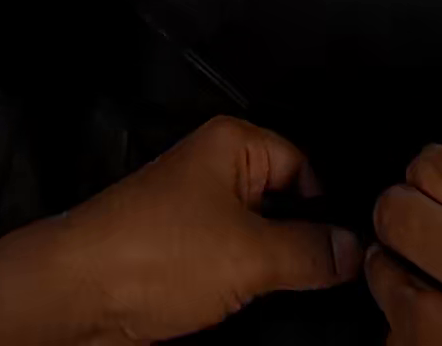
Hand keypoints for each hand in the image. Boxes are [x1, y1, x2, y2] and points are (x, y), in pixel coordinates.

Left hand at [51, 115, 362, 342]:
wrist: (87, 290)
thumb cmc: (156, 251)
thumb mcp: (249, 255)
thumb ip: (309, 251)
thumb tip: (354, 248)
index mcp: (233, 143)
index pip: (304, 162)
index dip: (329, 202)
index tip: (354, 247)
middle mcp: (218, 166)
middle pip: (285, 195)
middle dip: (306, 234)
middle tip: (335, 277)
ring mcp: (202, 205)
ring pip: (264, 229)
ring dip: (281, 260)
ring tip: (299, 289)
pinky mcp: (190, 242)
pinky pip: (240, 251)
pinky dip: (256, 274)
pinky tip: (267, 298)